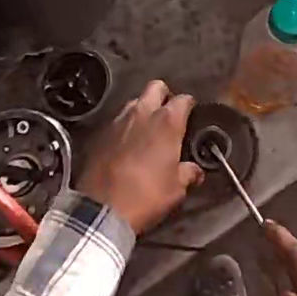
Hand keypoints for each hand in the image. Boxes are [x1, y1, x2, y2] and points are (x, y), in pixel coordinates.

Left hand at [75, 79, 202, 233]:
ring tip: (146, 129)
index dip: (189, 106)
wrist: (102, 208)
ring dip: (143, 109)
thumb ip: (188, 173)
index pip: (184, 99)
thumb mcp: (176, 189)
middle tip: (168, 114)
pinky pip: (117, 120)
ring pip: (135, 101)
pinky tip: (127, 143)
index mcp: (167, 121)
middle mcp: (143, 112)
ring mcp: (119, 119)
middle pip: (156, 87)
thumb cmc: (147, 195)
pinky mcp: (100, 132)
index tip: (191, 116)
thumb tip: (196, 171)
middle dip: (164, 95)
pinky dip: (125, 126)